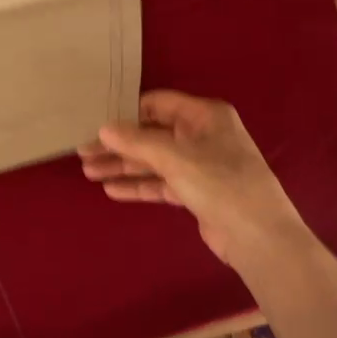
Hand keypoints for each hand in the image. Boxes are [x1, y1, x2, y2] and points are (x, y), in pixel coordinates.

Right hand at [78, 90, 307, 266]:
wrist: (255, 233)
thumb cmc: (219, 183)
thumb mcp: (175, 157)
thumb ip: (137, 142)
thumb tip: (103, 129)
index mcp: (204, 116)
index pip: (158, 104)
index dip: (127, 112)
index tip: (95, 121)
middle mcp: (201, 135)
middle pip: (151, 134)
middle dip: (118, 144)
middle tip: (82, 153)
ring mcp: (199, 165)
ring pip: (153, 161)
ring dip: (122, 166)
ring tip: (88, 172)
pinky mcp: (195, 192)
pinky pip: (160, 183)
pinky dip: (137, 185)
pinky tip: (111, 190)